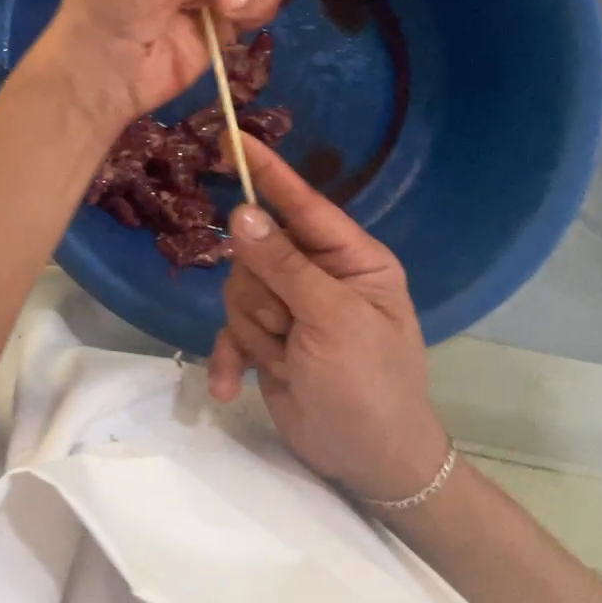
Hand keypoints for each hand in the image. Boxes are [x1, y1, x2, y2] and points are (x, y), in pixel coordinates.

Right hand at [207, 136, 449, 503]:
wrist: (371, 465)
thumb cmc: (371, 385)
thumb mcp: (333, 321)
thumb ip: (285, 265)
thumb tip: (242, 211)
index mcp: (352, 260)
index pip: (302, 204)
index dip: (266, 171)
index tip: (231, 138)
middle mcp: (318, 276)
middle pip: (256, 253)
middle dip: (262, 295)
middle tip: (289, 328)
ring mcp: (290, 310)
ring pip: (238, 291)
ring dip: (254, 332)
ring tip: (288, 362)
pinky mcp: (267, 342)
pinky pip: (229, 333)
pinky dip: (231, 359)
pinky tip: (234, 386)